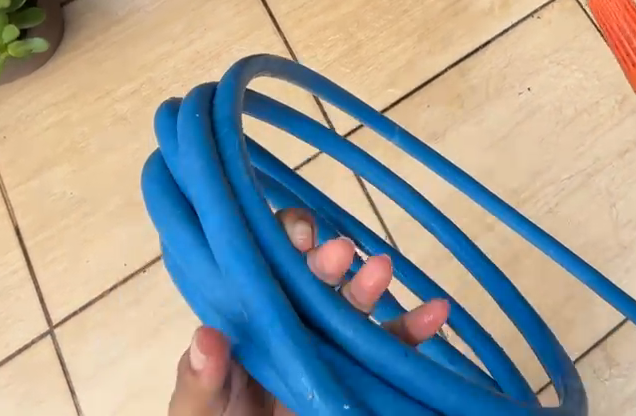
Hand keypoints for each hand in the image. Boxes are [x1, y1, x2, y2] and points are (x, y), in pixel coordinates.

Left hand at [168, 208, 450, 415]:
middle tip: (339, 253)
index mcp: (255, 316)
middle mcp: (296, 319)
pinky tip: (436, 310)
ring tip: (382, 269)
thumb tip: (205, 336)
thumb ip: (199, 383)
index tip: (301, 236)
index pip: (271, 259)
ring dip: (370, 282)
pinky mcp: (363, 373)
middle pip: (316, 276)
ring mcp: (331, 344)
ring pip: (356, 302)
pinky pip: (394, 347)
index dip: (287, 238)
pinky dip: (416, 327)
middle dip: (330, 259)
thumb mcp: (200, 413)